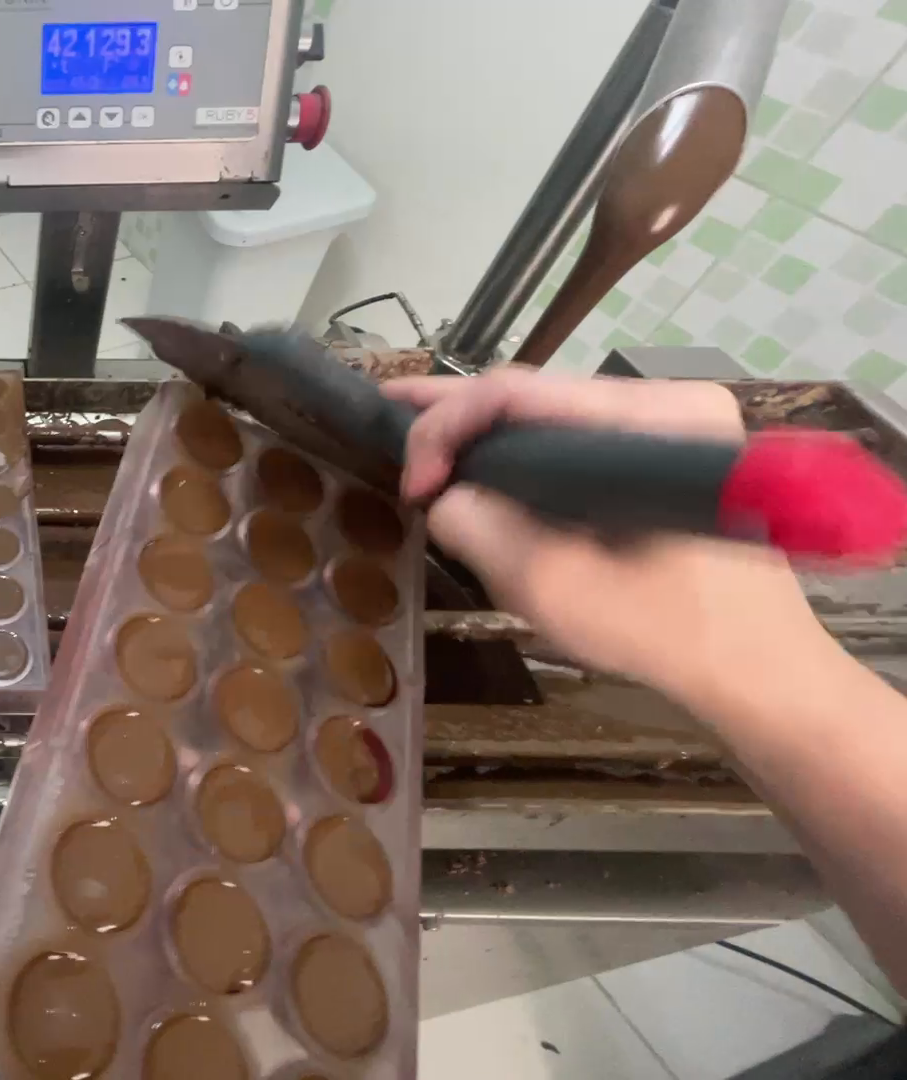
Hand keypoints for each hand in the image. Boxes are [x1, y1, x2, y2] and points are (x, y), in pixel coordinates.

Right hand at [382, 367, 827, 701]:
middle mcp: (662, 402)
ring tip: (411, 437)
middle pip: (523, 392)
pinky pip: (557, 431)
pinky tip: (464, 453)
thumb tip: (441, 497)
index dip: (442, 429)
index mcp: (649, 423)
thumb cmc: (656, 627)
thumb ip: (475, 526)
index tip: (414, 489)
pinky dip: (503, 445)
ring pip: (535, 408)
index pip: (513, 394)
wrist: (749, 663)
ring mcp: (662, 421)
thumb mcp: (544, 582)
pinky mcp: (653, 447)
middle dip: (447, 418)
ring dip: (470, 430)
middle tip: (384, 422)